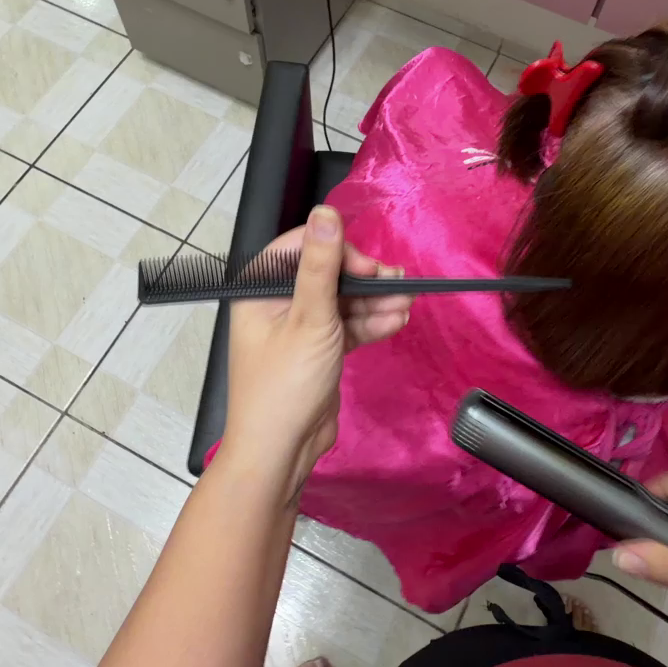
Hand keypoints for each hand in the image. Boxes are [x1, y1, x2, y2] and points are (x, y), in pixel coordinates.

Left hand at [221, 206, 412, 491]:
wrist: (281, 454)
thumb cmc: (285, 386)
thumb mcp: (310, 320)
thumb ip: (321, 266)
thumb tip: (325, 212)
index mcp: (259, 289)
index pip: (301, 249)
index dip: (338, 251)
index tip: (367, 268)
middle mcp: (276, 303)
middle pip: (327, 275)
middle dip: (364, 280)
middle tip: (397, 286)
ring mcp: (298, 327)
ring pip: (342, 302)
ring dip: (374, 302)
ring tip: (407, 304)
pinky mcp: (318, 350)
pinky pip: (346, 326)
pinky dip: (370, 324)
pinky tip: (396, 321)